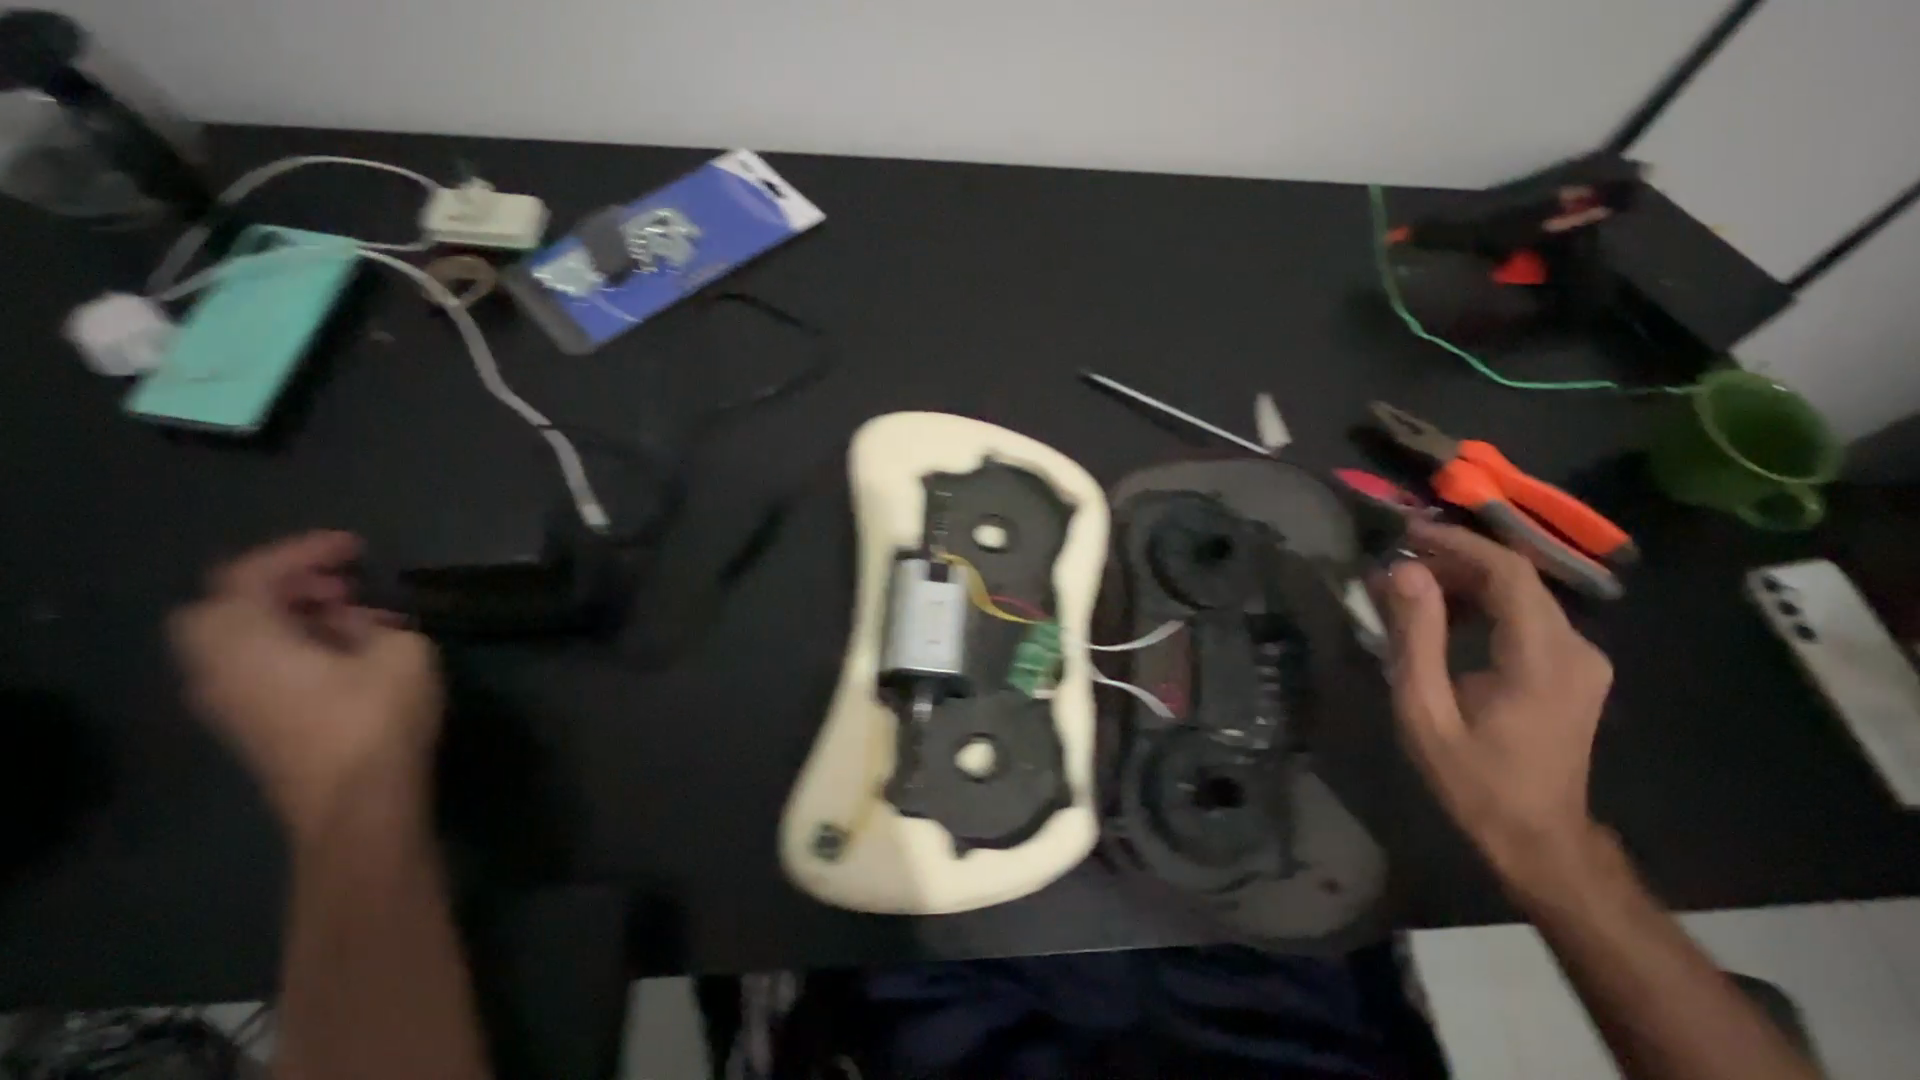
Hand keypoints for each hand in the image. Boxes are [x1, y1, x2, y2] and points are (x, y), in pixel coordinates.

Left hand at [169, 532, 442, 835]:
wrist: (358, 807)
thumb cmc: (375, 718)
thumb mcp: (401, 649)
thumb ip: (374, 622)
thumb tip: (353, 624)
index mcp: (241, 636)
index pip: (253, 572)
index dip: (305, 550)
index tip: (356, 549)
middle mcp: (216, 666)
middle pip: (230, 606)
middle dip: (284, 587)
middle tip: (341, 587)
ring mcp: (227, 703)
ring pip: (244, 640)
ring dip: (293, 620)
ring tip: (355, 622)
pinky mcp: (250, 729)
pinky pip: (257, 668)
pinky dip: (293, 649)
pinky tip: (347, 659)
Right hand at [1379, 520, 1614, 890]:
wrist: (1539, 837)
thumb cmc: (1475, 781)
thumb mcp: (1425, 714)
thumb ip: (1415, 638)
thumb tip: (1401, 572)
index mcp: (1543, 658)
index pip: (1508, 573)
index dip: (1457, 545)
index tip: (1408, 534)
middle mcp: (1576, 648)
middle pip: (1517, 580)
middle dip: (1454, 563)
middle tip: (1396, 565)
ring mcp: (1584, 658)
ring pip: (1523, 596)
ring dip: (1467, 584)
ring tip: (1410, 589)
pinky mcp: (1577, 669)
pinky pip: (1530, 619)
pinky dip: (1486, 607)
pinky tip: (1446, 617)